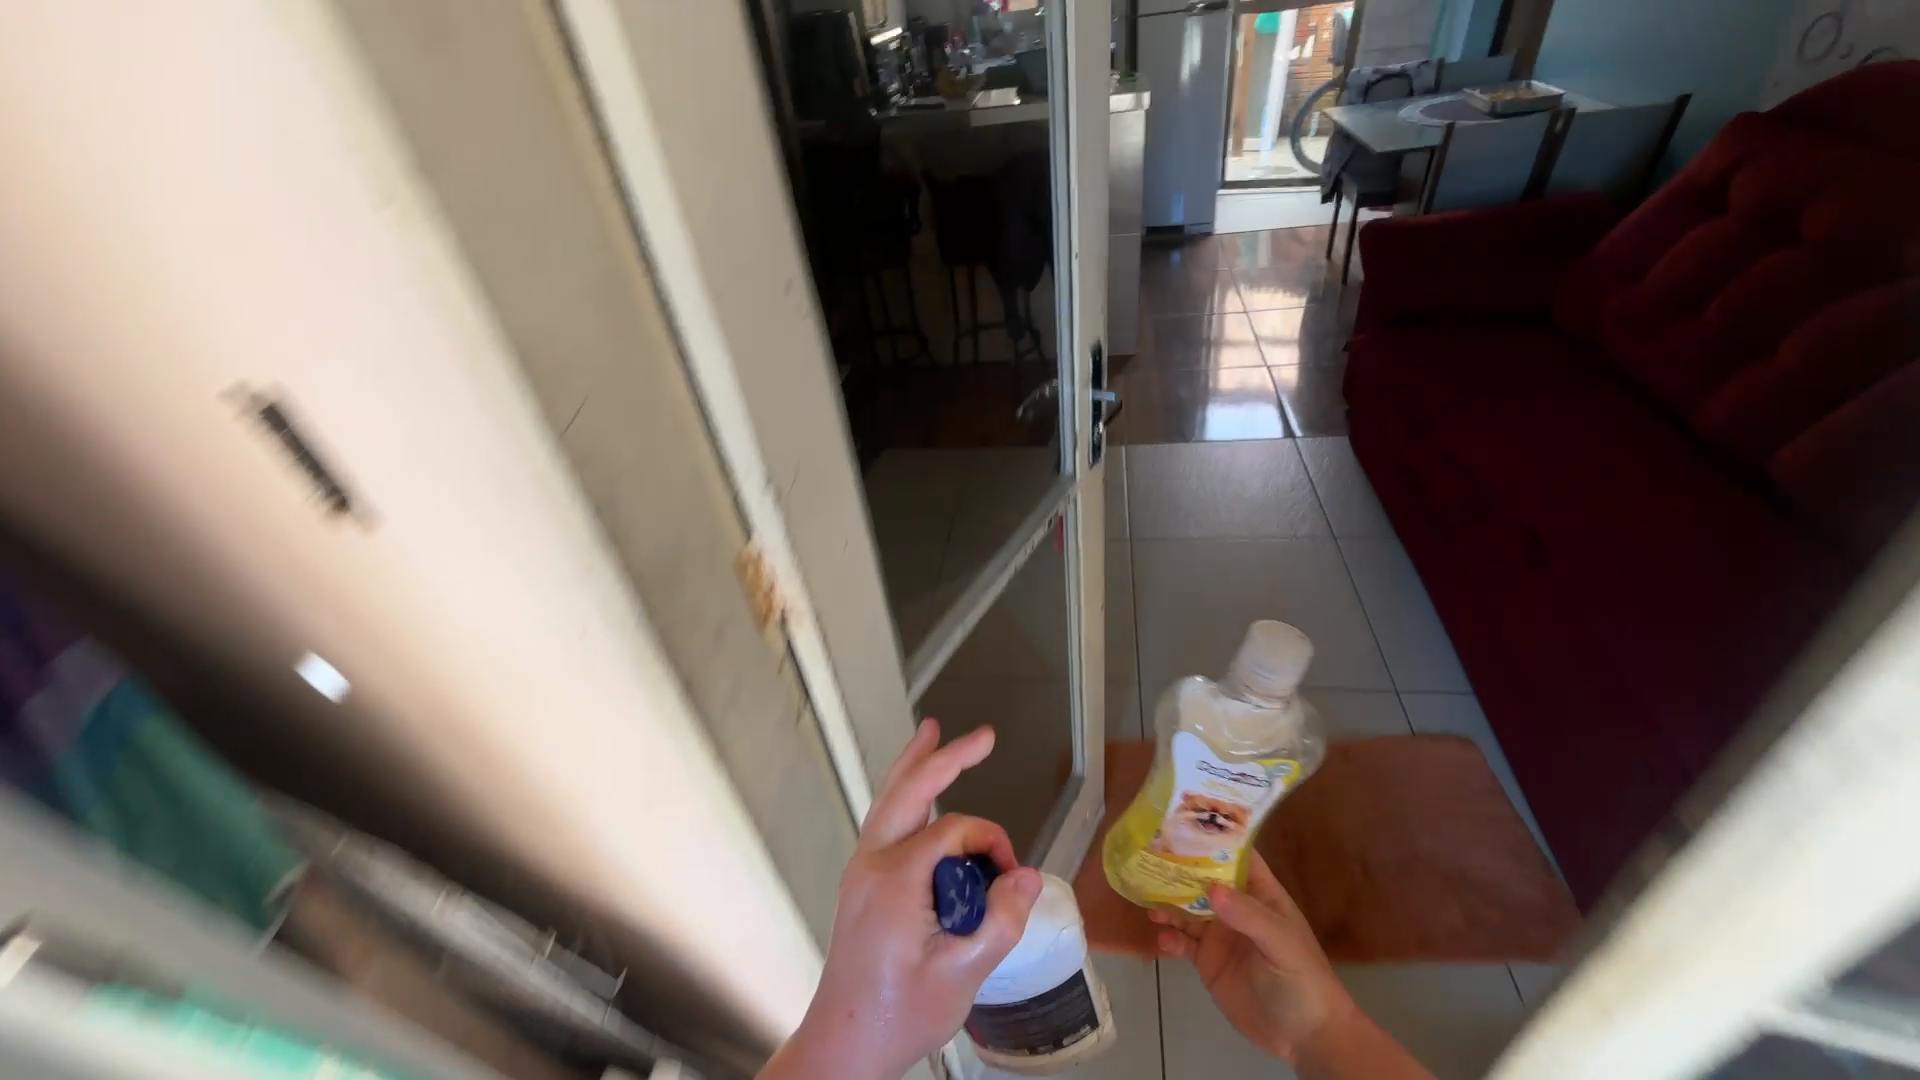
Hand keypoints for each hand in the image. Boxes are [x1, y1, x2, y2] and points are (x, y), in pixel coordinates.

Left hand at [764, 719, 1043, 1079]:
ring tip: (932, 733)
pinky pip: (886, 821)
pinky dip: (904, 794)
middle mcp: (873, 861)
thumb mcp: (962, 976)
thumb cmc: (901, 1014)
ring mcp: (862, 868)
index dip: (991, 843)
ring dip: (915, 765)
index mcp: (895, 878)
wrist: (845, 1044)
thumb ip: (1000, 922)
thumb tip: (1029, 876)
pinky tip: (916, 790)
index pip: (955, 832)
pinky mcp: (862, 881)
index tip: (1012, 877)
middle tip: (984, 736)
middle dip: (947, 757)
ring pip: (890, 799)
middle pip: (910, 789)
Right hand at [1150, 853, 1349, 1062]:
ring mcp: (1219, 933)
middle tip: (1148, 859)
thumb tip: (1212, 888)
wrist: (1304, 1038)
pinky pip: (1182, 941)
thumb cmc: (1303, 980)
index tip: (1180, 822)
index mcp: (1259, 894)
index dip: (1212, 838)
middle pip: (1202, 879)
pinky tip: (1163, 938)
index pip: (1235, 856)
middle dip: (1177, 869)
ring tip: (1149, 903)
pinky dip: (1169, 937)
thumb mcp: (1281, 944)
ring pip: (1186, 908)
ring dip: (1167, 903)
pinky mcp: (1207, 960)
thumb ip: (1249, 915)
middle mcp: (1236, 908)